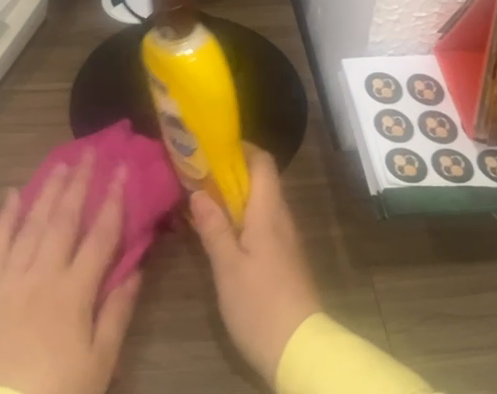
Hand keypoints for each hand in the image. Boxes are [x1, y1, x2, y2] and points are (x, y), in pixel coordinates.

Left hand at [0, 157, 141, 393]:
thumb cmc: (56, 392)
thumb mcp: (99, 364)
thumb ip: (117, 314)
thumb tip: (136, 270)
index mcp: (74, 292)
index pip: (100, 236)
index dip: (114, 201)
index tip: (123, 170)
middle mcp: (42, 275)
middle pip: (64, 220)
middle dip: (80, 184)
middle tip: (90, 153)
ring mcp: (10, 279)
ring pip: (31, 224)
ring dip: (47, 192)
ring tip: (59, 165)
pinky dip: (4, 218)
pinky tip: (11, 196)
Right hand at [189, 146, 321, 384]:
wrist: (299, 349)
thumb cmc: (260, 304)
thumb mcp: (227, 267)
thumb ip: (213, 227)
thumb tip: (198, 191)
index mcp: (269, 213)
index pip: (263, 162)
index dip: (241, 149)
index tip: (212, 148)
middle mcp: (281, 220)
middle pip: (261, 182)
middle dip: (230, 173)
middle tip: (197, 174)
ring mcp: (285, 241)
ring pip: (260, 205)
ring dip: (234, 198)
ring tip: (201, 201)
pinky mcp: (284, 261)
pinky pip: (262, 226)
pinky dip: (241, 220)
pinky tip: (220, 234)